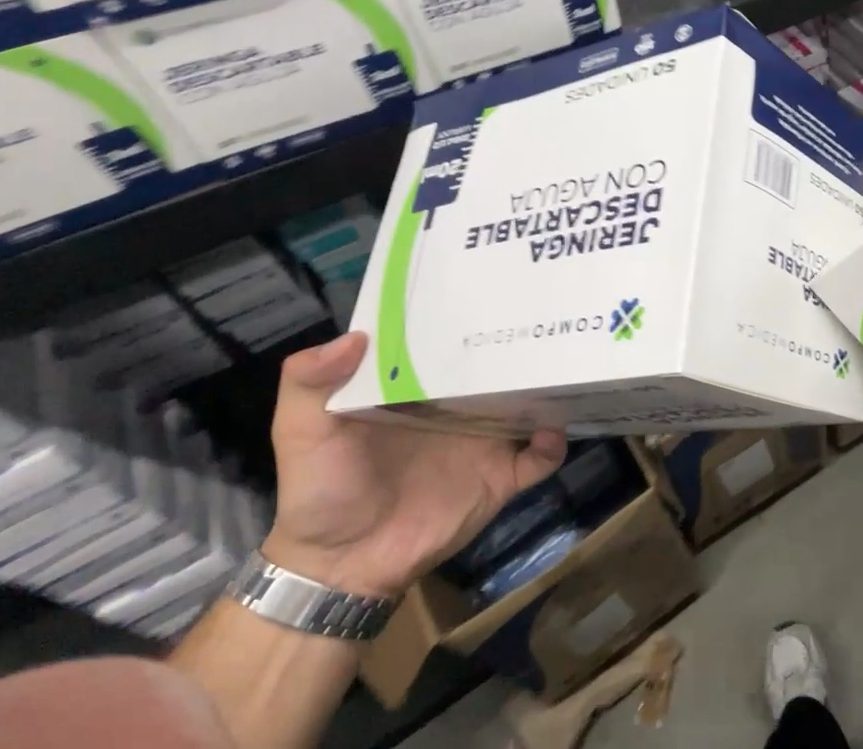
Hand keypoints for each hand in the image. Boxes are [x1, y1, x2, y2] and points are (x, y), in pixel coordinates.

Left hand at [260, 332, 566, 596]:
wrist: (345, 565)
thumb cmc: (321, 492)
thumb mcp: (301, 434)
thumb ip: (308, 384)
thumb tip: (358, 336)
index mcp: (417, 393)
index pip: (447, 348)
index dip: (463, 322)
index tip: (484, 297)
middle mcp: (457, 411)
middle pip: (499, 372)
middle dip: (521, 352)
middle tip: (541, 326)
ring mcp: (484, 444)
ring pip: (529, 407)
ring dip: (548, 391)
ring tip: (562, 371)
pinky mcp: (502, 478)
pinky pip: (541, 458)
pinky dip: (553, 444)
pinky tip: (549, 433)